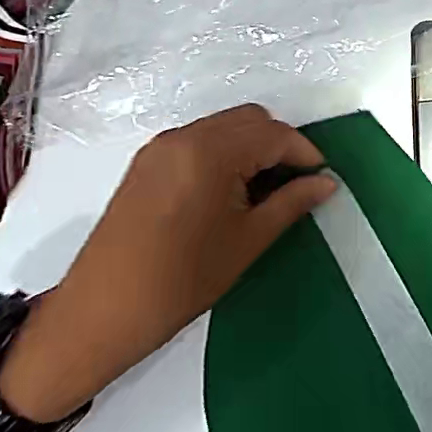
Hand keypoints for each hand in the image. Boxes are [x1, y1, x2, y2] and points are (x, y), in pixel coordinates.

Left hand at [0, 105, 335, 420]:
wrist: (104, 310)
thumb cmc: (184, 279)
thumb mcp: (249, 240)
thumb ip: (292, 203)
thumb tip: (327, 183)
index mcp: (211, 152)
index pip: (274, 134)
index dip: (305, 154)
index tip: (322, 180)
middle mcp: (184, 136)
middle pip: (249, 120)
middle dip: (279, 145)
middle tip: (295, 185)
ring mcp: (160, 146)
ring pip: (224, 127)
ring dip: (252, 148)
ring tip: (264, 191)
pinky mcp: (147, 162)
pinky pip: (199, 140)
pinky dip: (224, 153)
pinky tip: (230, 190)